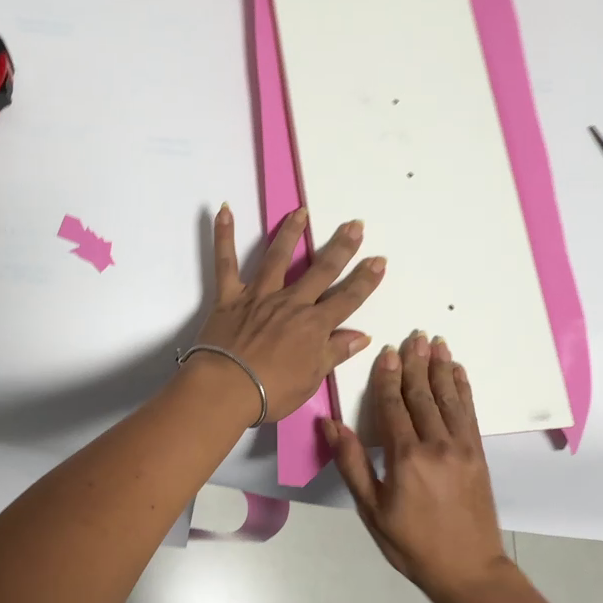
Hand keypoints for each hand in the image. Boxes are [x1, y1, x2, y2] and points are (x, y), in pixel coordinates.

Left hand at [190, 205, 384, 420]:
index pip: (347, 299)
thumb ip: (335, 352)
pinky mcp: (229, 296)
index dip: (365, 280)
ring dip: (291, 232)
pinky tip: (224, 212)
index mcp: (314, 326)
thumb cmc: (272, 391)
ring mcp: (259, 296)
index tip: (378, 260)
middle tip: (355, 225)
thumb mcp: (312, 378)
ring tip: (301, 212)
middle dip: (340, 248)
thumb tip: (362, 335)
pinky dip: (224, 237)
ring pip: (278, 258)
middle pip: (320, 271)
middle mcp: (290, 303)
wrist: (227, 387)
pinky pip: (225, 263)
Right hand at [327, 333, 508, 598]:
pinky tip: (458, 373)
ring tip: (436, 342)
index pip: (393, 406)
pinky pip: (470, 413)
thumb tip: (330, 425)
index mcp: (406, 458)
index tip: (386, 351)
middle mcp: (436, 445)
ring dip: (441, 368)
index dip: (388, 377)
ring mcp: (461, 448)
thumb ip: (352, 464)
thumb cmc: (411, 544)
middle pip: (422, 395)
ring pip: (448, 398)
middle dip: (416, 363)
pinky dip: (463, 390)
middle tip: (413, 335)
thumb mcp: (372, 510)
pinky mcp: (478, 455)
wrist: (468, 571)